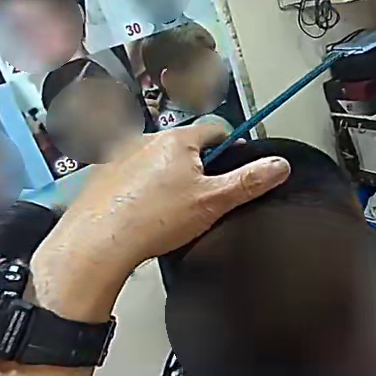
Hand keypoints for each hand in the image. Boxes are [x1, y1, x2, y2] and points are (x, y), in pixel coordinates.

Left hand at [29, 121, 289, 322]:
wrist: (96, 245)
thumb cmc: (152, 220)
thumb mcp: (214, 202)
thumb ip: (250, 181)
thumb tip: (279, 165)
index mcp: (178, 140)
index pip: (217, 131)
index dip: (232, 149)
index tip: (236, 166)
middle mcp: (147, 140)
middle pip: (187, 146)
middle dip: (199, 167)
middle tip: (204, 197)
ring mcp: (120, 155)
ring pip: (158, 161)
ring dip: (169, 176)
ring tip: (172, 210)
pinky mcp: (102, 176)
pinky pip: (133, 176)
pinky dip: (142, 189)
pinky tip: (146, 214)